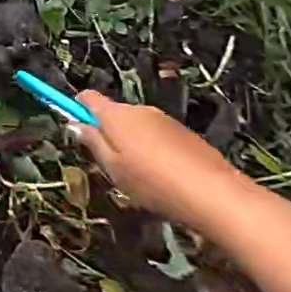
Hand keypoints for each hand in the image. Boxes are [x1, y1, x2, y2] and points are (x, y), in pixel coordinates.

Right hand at [65, 91, 260, 234]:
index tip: (76, 128)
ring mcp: (164, 120)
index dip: (76, 108)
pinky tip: (163, 177)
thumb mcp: (112, 167)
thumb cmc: (152, 181)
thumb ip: (92, 142)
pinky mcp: (185, 133)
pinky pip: (158, 136)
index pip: (87, 97)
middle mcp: (139, 110)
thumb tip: (75, 123)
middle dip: (107, 132)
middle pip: (113, 113)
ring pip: (136, 126)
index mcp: (115, 115)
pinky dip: (154, 150)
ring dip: (131, 143)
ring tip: (140, 176)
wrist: (215, 194)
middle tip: (110, 164)